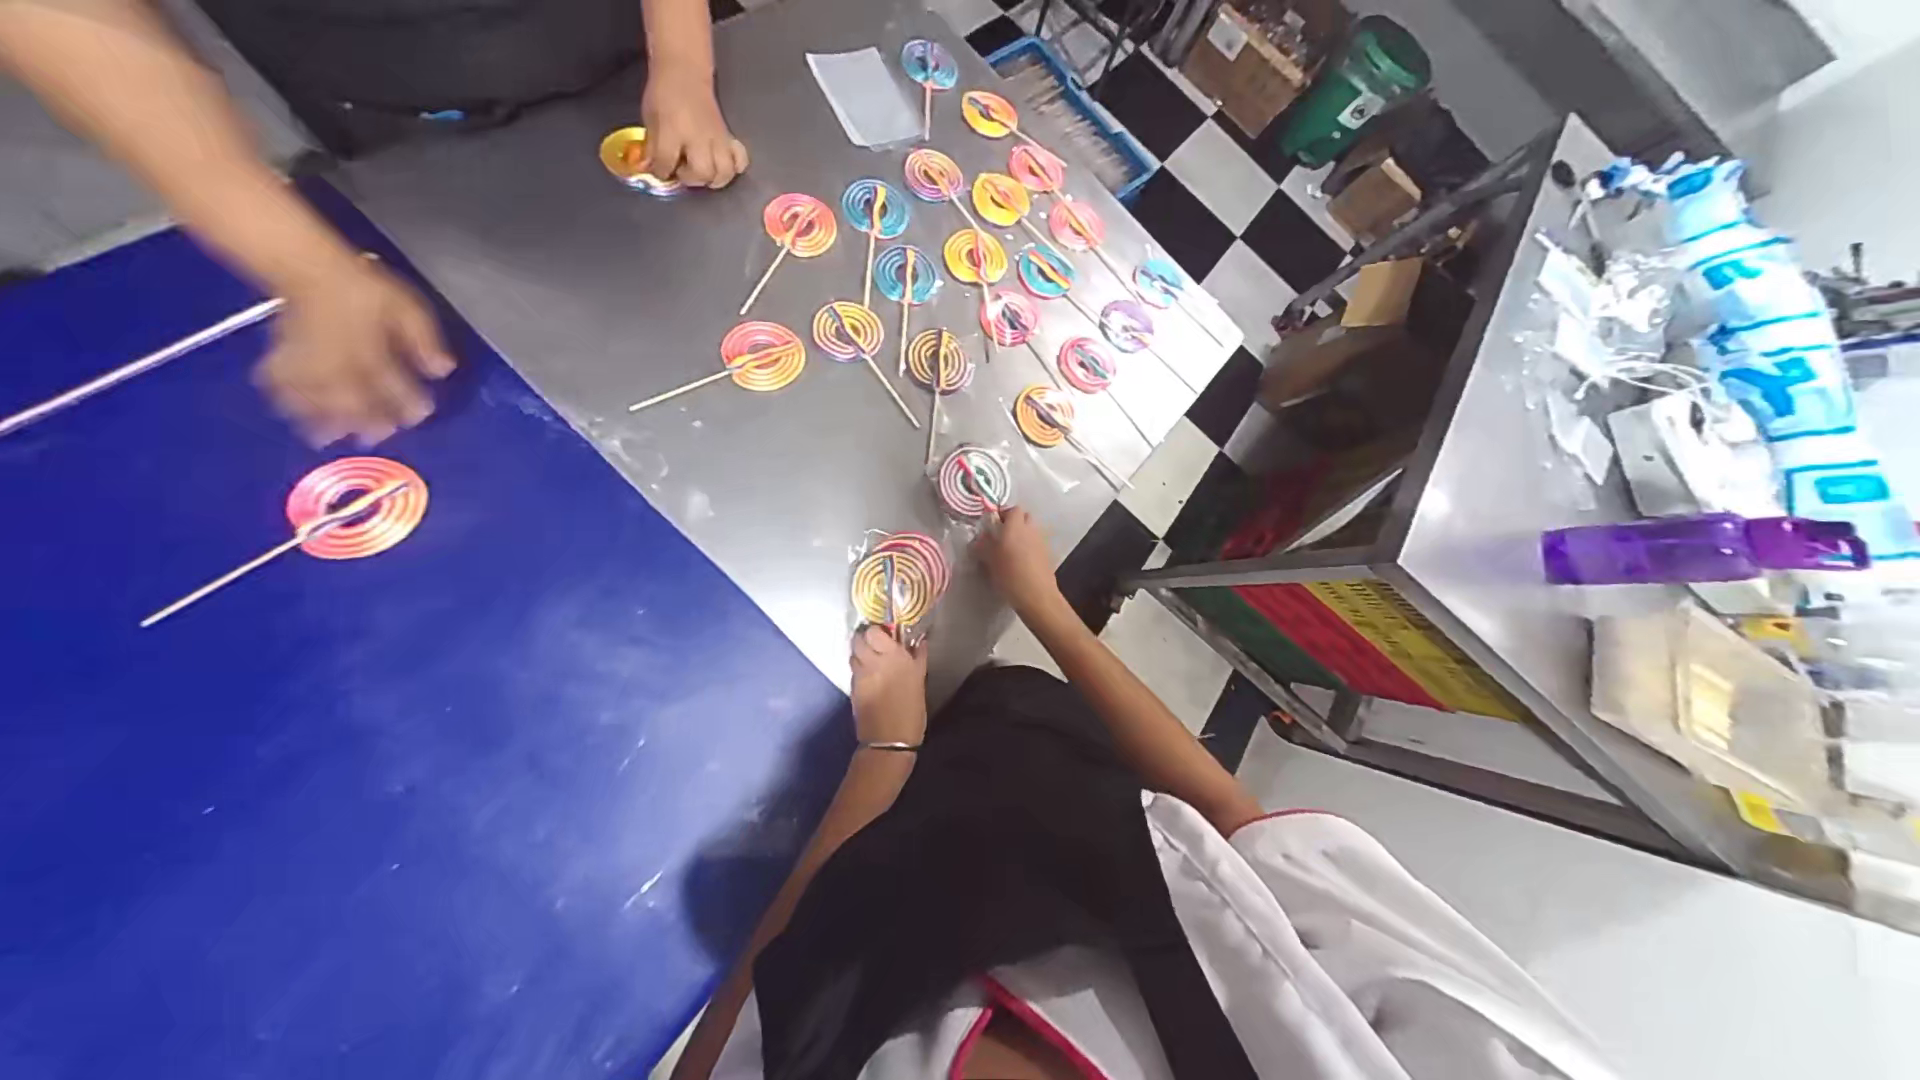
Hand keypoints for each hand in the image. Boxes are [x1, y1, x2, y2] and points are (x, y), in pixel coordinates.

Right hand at [253, 261, 453, 446]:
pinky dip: (286, 396)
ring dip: (323, 415)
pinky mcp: (283, 350)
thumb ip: (425, 339)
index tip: (421, 415)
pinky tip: (292, 413)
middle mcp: (337, 351)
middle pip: (350, 390)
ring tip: (330, 438)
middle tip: (377, 436)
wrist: (309, 264)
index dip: (406, 398)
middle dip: (364, 417)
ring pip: (314, 388)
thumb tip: (442, 370)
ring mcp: (306, 352)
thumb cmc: (367, 288)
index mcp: (370, 341)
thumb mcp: (408, 308)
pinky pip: (279, 376)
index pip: (391, 377)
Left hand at [641, 66, 748, 188]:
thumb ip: (652, 147)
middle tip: (684, 173)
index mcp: (672, 129)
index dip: (661, 172)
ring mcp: (717, 138)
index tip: (660, 172)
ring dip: (714, 180)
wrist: (684, 72)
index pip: (667, 162)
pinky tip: (724, 167)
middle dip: (691, 179)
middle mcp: (697, 137)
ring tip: (705, 175)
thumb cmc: (664, 94)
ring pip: (723, 171)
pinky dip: (735, 168)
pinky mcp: (729, 138)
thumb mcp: (650, 118)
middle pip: (702, 172)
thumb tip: (650, 168)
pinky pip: (740, 159)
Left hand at [849, 625, 928, 745]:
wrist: (890, 741)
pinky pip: (853, 670)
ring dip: (860, 653)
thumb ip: (917, 658)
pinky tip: (869, 677)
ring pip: (853, 654)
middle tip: (875, 645)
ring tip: (872, 660)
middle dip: (864, 638)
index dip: (877, 630)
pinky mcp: (852, 688)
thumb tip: (919, 641)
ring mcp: (860, 675)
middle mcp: (873, 662)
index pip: (874, 631)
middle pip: (858, 639)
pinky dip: (859, 668)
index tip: (886, 634)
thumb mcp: (919, 681)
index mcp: (893, 657)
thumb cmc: (911, 710)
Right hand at [973, 507, 1062, 617]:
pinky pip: (1036, 543)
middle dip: (1014, 523)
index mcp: (1015, 526)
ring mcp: (1041, 541)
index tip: (993, 526)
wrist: (1036, 595)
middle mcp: (1031, 529)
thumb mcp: (989, 560)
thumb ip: (982, 546)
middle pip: (1024, 517)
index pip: (1012, 509)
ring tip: (1011, 551)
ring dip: (1022, 535)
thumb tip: (978, 540)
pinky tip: (1021, 562)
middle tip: (1002, 536)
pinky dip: (1029, 547)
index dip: (1003, 515)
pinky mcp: (1047, 554)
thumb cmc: (1009, 574)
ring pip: (1031, 530)